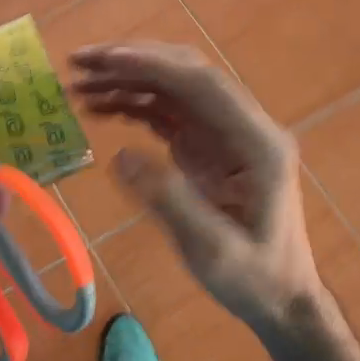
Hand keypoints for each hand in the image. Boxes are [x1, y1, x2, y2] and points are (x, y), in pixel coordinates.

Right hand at [71, 44, 320, 333]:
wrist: (282, 300)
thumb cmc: (255, 278)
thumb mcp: (214, 249)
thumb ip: (170, 201)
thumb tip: (120, 157)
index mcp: (256, 141)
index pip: (202, 83)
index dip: (152, 65)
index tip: (104, 61)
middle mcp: (242, 125)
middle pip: (184, 73)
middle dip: (131, 61)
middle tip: (78, 62)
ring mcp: (224, 132)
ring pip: (171, 88)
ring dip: (125, 80)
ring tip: (77, 85)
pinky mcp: (206, 145)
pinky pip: (166, 111)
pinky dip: (131, 103)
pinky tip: (98, 109)